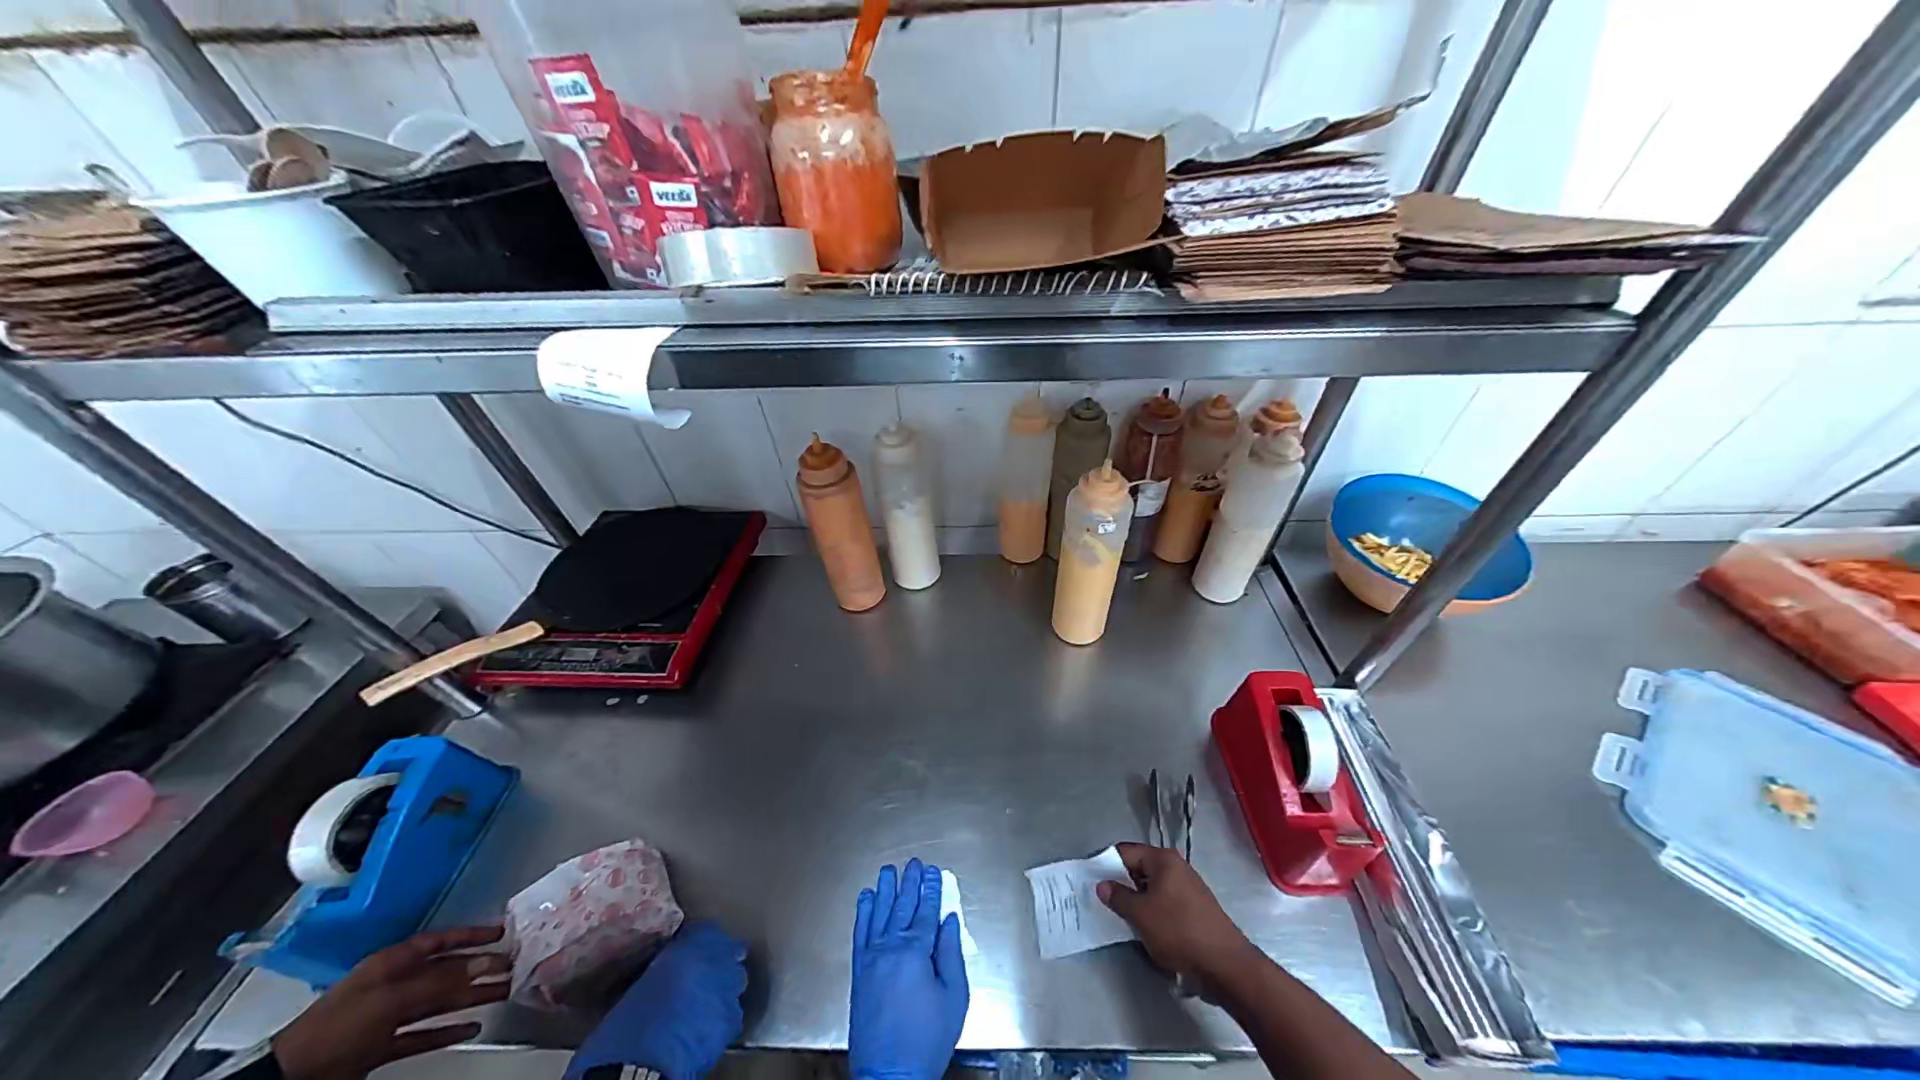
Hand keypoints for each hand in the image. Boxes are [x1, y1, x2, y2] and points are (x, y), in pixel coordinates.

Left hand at [271, 925, 509, 1079]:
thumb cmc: (340, 1027)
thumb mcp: (392, 998)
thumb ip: (441, 980)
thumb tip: (487, 962)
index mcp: (391, 964)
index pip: (439, 940)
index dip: (471, 934)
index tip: (502, 932)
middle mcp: (392, 985)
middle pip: (443, 971)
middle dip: (478, 968)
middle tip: (512, 966)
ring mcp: (386, 1017)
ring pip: (438, 1002)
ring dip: (470, 998)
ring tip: (503, 994)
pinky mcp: (381, 1047)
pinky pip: (422, 1035)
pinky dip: (446, 1032)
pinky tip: (471, 1029)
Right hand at [566, 920, 747, 1079]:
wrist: (636, 1071)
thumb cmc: (625, 1029)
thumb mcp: (640, 984)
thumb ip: (666, 966)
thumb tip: (670, 970)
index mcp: (689, 947)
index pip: (707, 930)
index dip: (699, 941)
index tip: (690, 950)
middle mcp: (715, 962)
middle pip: (728, 952)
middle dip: (717, 962)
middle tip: (697, 979)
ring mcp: (728, 990)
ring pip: (735, 980)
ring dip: (722, 988)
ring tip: (701, 1005)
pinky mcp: (732, 1020)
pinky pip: (733, 1012)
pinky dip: (722, 1017)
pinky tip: (705, 1030)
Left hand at [849, 859, 968, 1079]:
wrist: (890, 1072)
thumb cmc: (928, 1038)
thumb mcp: (954, 997)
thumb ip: (951, 954)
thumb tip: (949, 921)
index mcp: (915, 952)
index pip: (925, 912)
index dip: (931, 890)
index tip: (933, 871)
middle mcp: (889, 948)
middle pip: (901, 908)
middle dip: (909, 884)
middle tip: (913, 863)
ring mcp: (870, 958)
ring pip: (878, 914)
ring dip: (884, 891)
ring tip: (888, 871)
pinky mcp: (858, 971)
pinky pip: (859, 933)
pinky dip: (862, 913)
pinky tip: (865, 899)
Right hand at [1096, 843, 1257, 989]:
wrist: (1225, 965)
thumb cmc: (1179, 931)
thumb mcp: (1140, 914)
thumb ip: (1118, 897)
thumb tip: (1103, 885)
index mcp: (1163, 860)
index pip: (1125, 852)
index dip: (1106, 864)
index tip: (1090, 880)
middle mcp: (1176, 867)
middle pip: (1138, 868)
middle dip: (1120, 883)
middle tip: (1101, 900)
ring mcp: (1187, 888)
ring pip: (1151, 887)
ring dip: (1135, 900)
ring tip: (1119, 916)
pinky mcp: (1193, 909)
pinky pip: (1163, 902)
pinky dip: (1151, 910)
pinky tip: (1142, 927)